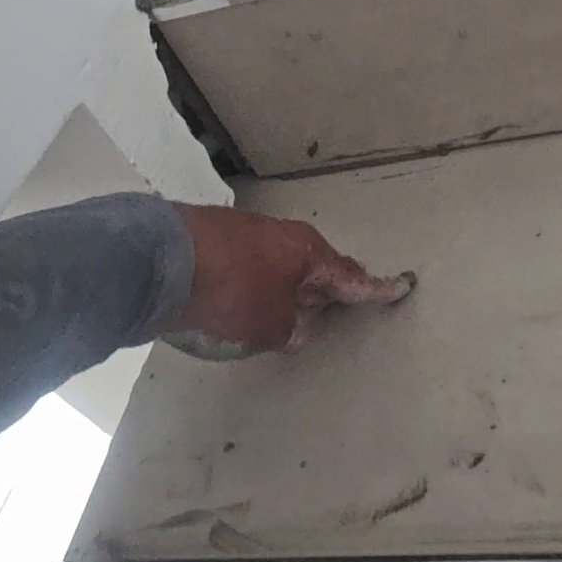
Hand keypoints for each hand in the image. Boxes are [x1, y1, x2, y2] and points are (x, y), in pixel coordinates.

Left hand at [164, 204, 415, 359]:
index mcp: (308, 253)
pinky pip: (253, 265)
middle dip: (327, 288)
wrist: (160, 257)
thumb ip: (289, 329)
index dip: (376, 288)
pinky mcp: (217, 239)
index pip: (351, 277)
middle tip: (341, 304)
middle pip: (316, 267)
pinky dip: (258, 283)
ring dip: (288, 288)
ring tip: (287, 312)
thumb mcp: (268, 324)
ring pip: (282, 264)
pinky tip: (244, 299)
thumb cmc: (229, 292)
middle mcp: (284, 236)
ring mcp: (249, 233)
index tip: (401, 286)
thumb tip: (293, 327)